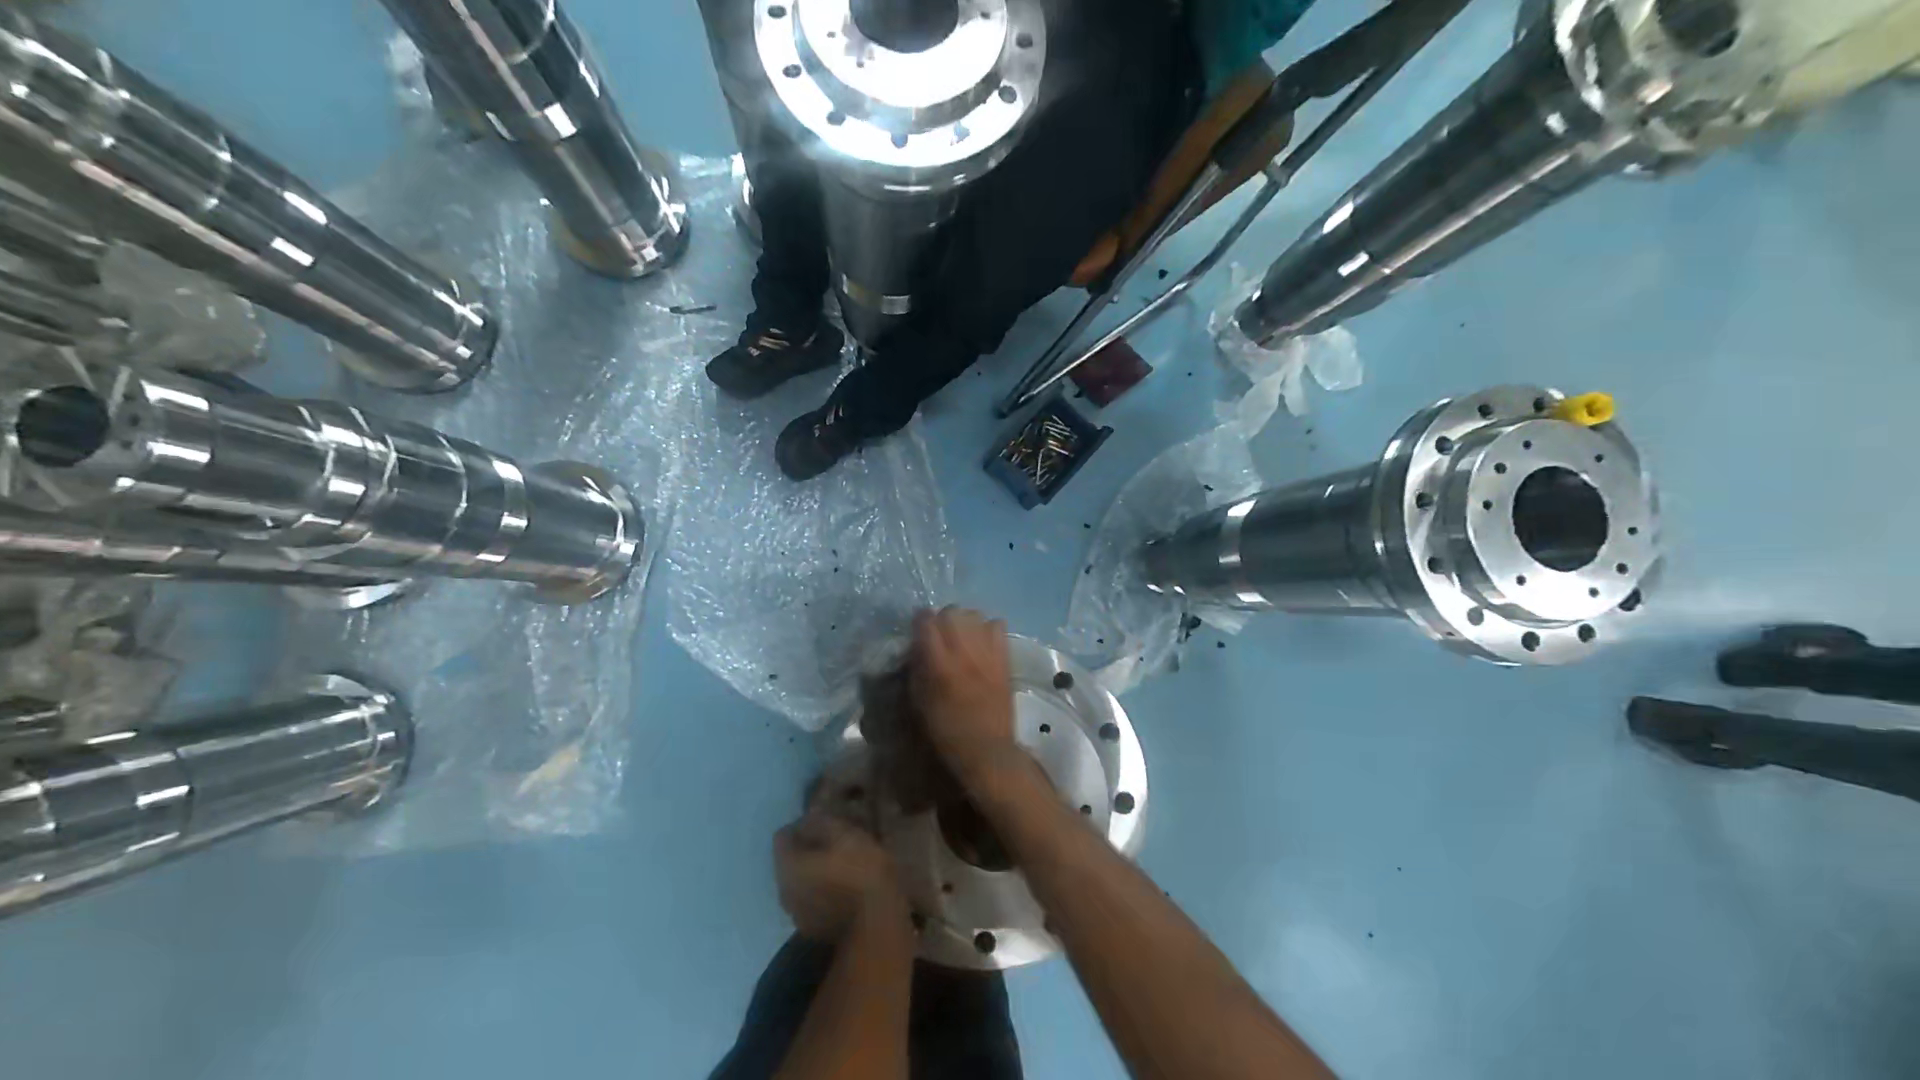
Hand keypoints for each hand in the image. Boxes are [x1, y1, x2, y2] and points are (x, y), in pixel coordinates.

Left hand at [775, 812, 905, 941]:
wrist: (877, 926)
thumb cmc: (860, 873)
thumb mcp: (845, 835)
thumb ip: (820, 822)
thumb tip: (808, 817)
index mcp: (787, 866)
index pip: (783, 834)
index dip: (804, 824)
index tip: (828, 823)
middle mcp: (783, 891)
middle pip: (790, 860)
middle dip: (809, 849)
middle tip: (838, 842)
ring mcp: (797, 915)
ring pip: (801, 882)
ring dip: (816, 872)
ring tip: (844, 866)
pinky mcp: (814, 930)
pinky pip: (813, 901)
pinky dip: (824, 892)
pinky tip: (846, 889)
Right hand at [909, 607, 1018, 785]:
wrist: (986, 748)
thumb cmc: (946, 729)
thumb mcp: (918, 699)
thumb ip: (917, 667)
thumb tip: (918, 646)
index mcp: (938, 662)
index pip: (926, 620)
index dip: (919, 622)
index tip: (918, 631)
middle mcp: (963, 650)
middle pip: (951, 611)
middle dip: (942, 619)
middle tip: (940, 635)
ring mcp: (987, 651)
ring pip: (974, 614)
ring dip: (964, 621)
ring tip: (962, 637)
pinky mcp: (1004, 656)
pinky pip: (997, 624)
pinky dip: (987, 628)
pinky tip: (982, 643)